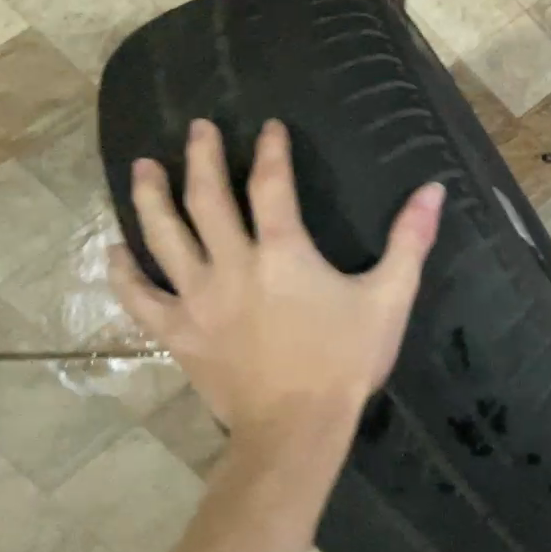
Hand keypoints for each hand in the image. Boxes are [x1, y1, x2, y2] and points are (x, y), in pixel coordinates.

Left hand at [108, 118, 444, 440]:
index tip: (269, 126)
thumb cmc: (348, 357)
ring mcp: (196, 299)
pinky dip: (124, 269)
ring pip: (163, 237)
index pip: (272, 187)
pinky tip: (117, 248)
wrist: (296, 424)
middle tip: (197, 128)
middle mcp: (231, 265)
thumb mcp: (392, 295)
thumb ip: (410, 239)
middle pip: (206, 201)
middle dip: (202, 159)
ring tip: (143, 166)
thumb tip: (433, 190)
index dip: (271, 152)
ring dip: (151, 197)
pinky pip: (139, 295)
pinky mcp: (176, 332)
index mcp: (284, 253)